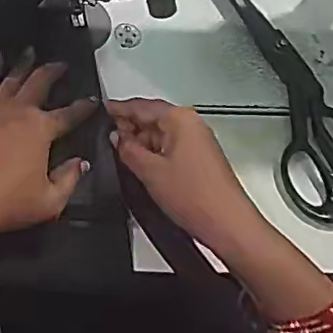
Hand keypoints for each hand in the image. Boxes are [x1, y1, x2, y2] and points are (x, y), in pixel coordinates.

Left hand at [0, 51, 96, 247]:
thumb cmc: (2, 201)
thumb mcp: (49, 201)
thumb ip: (69, 180)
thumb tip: (78, 166)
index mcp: (41, 130)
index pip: (70, 114)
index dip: (84, 107)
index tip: (91, 102)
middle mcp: (19, 113)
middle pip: (41, 82)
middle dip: (54, 71)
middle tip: (61, 65)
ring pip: (13, 77)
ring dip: (24, 63)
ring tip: (30, 52)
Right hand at [108, 98, 275, 259]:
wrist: (229, 227)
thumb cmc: (201, 199)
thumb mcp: (149, 171)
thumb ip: (127, 149)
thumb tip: (117, 138)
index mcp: (181, 119)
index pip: (141, 105)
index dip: (118, 110)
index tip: (102, 113)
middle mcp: (192, 126)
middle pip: (151, 118)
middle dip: (129, 129)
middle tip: (109, 141)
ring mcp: (197, 143)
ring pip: (160, 135)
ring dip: (142, 145)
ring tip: (126, 161)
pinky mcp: (199, 159)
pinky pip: (170, 149)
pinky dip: (154, 156)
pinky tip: (144, 170)